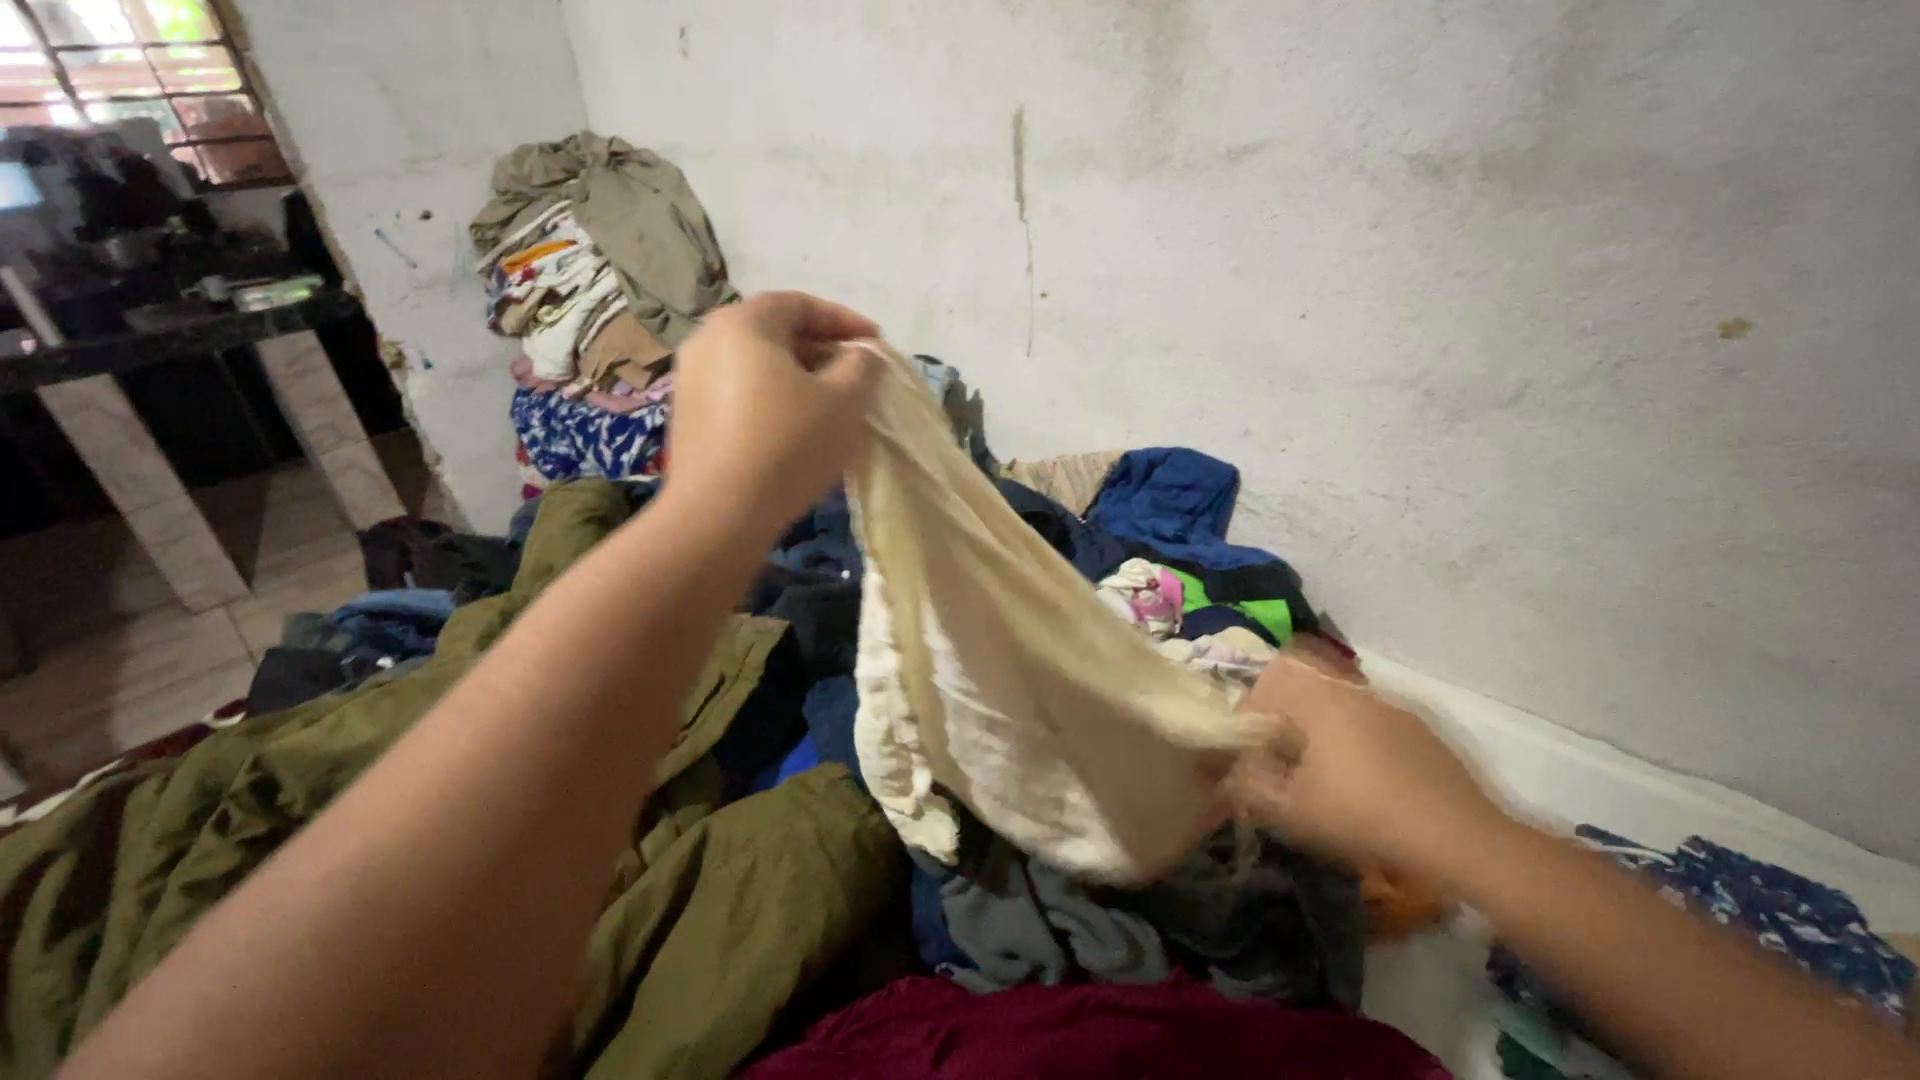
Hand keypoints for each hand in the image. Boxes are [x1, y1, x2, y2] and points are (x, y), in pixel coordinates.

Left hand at [667, 291, 883, 533]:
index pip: (799, 303)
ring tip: (828, 405)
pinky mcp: (687, 419)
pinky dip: (770, 401)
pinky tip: (794, 431)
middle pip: (773, 333)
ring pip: (755, 367)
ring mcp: (690, 381)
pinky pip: (738, 394)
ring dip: (796, 378)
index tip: (875, 344)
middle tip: (854, 374)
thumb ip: (862, 366)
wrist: (720, 514)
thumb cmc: (788, 445)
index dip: (844, 320)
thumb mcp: (844, 401)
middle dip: (820, 350)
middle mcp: (706, 341)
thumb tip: (861, 355)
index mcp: (742, 323)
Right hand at [1228, 652, 1510, 877]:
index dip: (1248, 709)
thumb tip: (1233, 769)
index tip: (1246, 746)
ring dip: (1319, 726)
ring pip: (1339, 701)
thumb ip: (1250, 784)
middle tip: (1278, 754)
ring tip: (1319, 771)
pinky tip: (1365, 781)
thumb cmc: (1363, 816)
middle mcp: (1355, 691)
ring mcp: (1393, 708)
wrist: (1460, 837)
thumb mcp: (1291, 810)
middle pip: (1304, 682)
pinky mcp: (1422, 731)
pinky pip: (1372, 721)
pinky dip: (1354, 739)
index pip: (1268, 679)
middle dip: (1283, 713)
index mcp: (1320, 700)